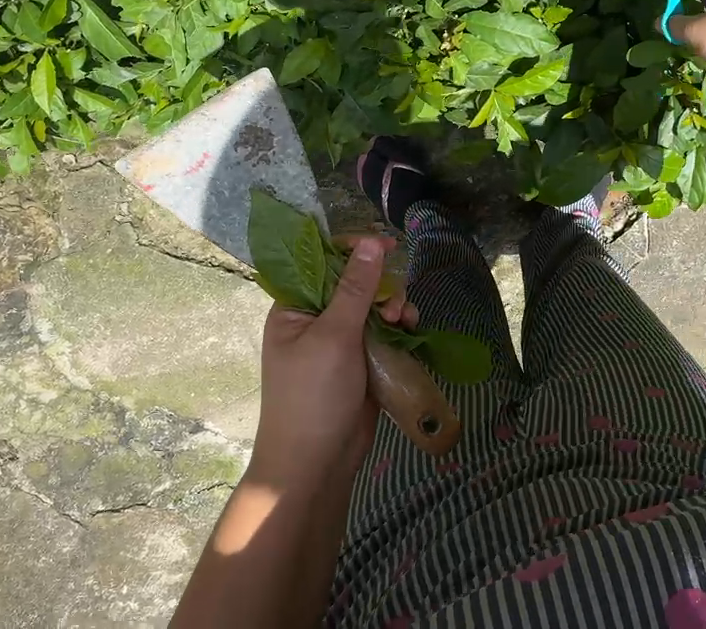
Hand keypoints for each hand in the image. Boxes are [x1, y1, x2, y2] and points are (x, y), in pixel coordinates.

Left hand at [247, 234, 415, 483]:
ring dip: (394, 306)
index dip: (354, 249)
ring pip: (374, 305)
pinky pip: (384, 330)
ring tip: (405, 320)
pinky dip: (399, 326)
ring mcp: (340, 341)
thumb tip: (371, 242)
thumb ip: (355, 288)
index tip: (387, 246)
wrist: (316, 464)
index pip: (322, 261)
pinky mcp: (361, 360)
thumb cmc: (313, 396)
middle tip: (393, 304)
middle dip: (380, 285)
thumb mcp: (334, 336)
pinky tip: (411, 329)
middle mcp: (315, 319)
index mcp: (295, 308)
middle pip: (355, 281)